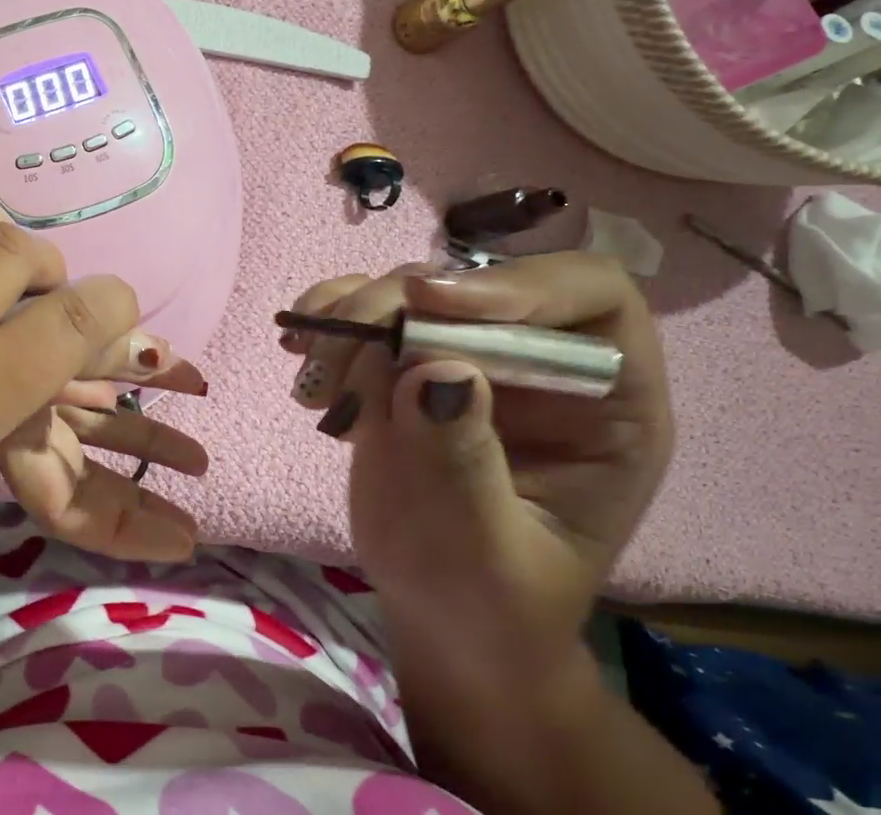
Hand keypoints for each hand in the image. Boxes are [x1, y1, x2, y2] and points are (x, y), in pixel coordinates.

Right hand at [0, 348, 208, 561]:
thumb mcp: (25, 328)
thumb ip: (92, 346)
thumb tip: (161, 355)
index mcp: (12, 434)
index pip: (64, 510)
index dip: (120, 533)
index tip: (183, 543)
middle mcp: (22, 424)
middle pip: (82, 483)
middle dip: (137, 497)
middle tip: (193, 509)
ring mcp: (31, 395)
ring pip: (93, 432)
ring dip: (146, 435)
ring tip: (198, 446)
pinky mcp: (42, 360)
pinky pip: (92, 380)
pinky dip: (131, 376)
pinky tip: (174, 366)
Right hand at [282, 254, 673, 666]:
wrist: (442, 620)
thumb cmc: (488, 601)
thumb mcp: (484, 550)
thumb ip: (463, 464)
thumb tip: (435, 368)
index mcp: (606, 404)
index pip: (589, 297)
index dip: (515, 285)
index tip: (427, 304)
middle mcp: (539, 367)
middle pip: (475, 287)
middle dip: (397, 306)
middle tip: (334, 354)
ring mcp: (466, 364)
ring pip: (409, 293)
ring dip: (349, 319)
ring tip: (313, 382)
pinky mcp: (403, 372)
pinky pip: (364, 318)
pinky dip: (324, 325)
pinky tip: (298, 354)